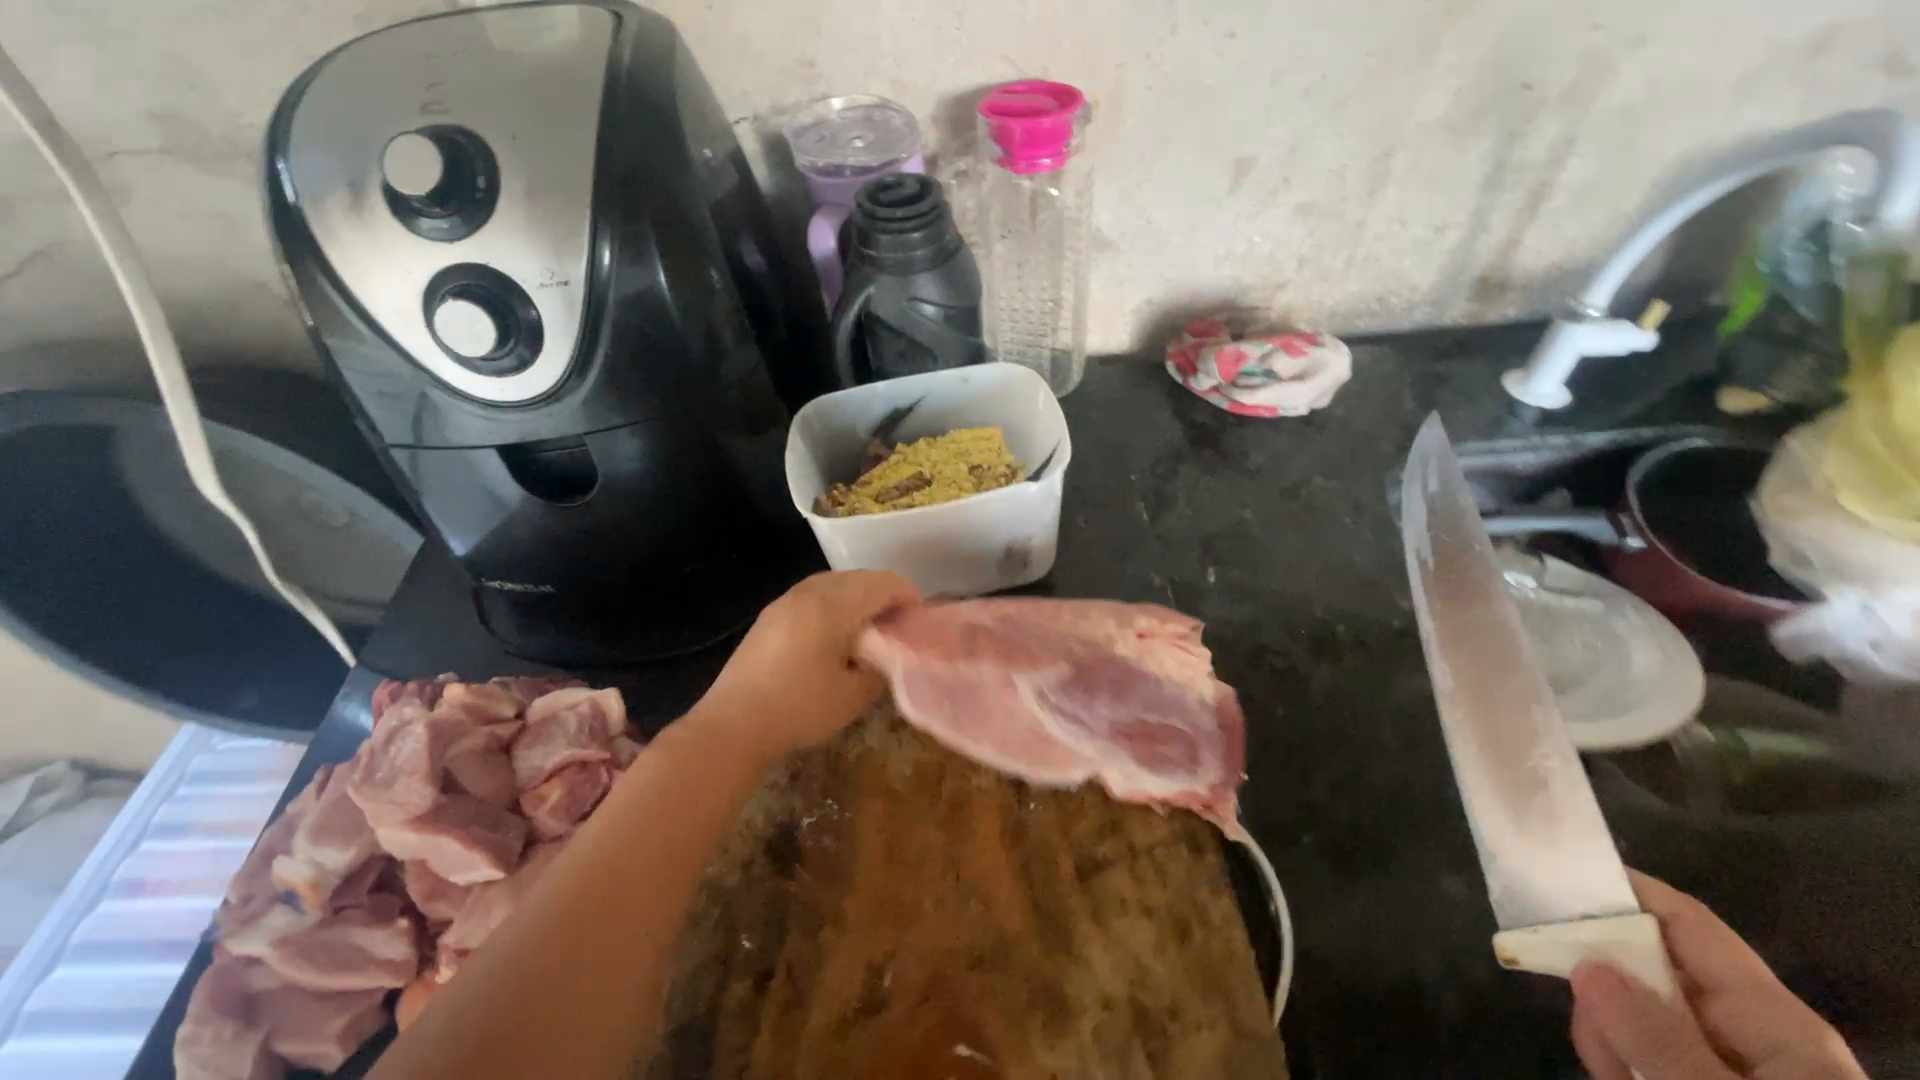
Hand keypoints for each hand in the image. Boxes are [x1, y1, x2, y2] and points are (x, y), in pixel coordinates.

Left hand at [689, 570, 919, 764]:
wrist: (733, 725)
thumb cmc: (800, 708)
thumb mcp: (854, 694)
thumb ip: (882, 666)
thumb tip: (890, 653)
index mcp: (833, 604)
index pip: (884, 582)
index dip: (909, 598)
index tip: (918, 626)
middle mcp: (809, 591)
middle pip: (860, 577)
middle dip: (885, 597)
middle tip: (897, 631)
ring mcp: (785, 601)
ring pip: (835, 584)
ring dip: (858, 601)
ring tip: (868, 635)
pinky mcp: (770, 617)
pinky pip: (814, 597)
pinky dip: (835, 607)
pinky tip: (835, 640)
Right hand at [1569, 870, 1865, 1079]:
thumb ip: (1661, 1041)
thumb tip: (1586, 965)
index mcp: (1772, 1021)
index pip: (1689, 926)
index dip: (1629, 892)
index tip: (1557, 877)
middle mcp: (1748, 1034)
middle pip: (1650, 971)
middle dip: (1604, 991)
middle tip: (1589, 1033)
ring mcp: (1723, 1068)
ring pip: (1636, 1019)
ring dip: (1610, 1043)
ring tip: (1616, 1079)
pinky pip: (1644, 1058)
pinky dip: (1622, 1069)